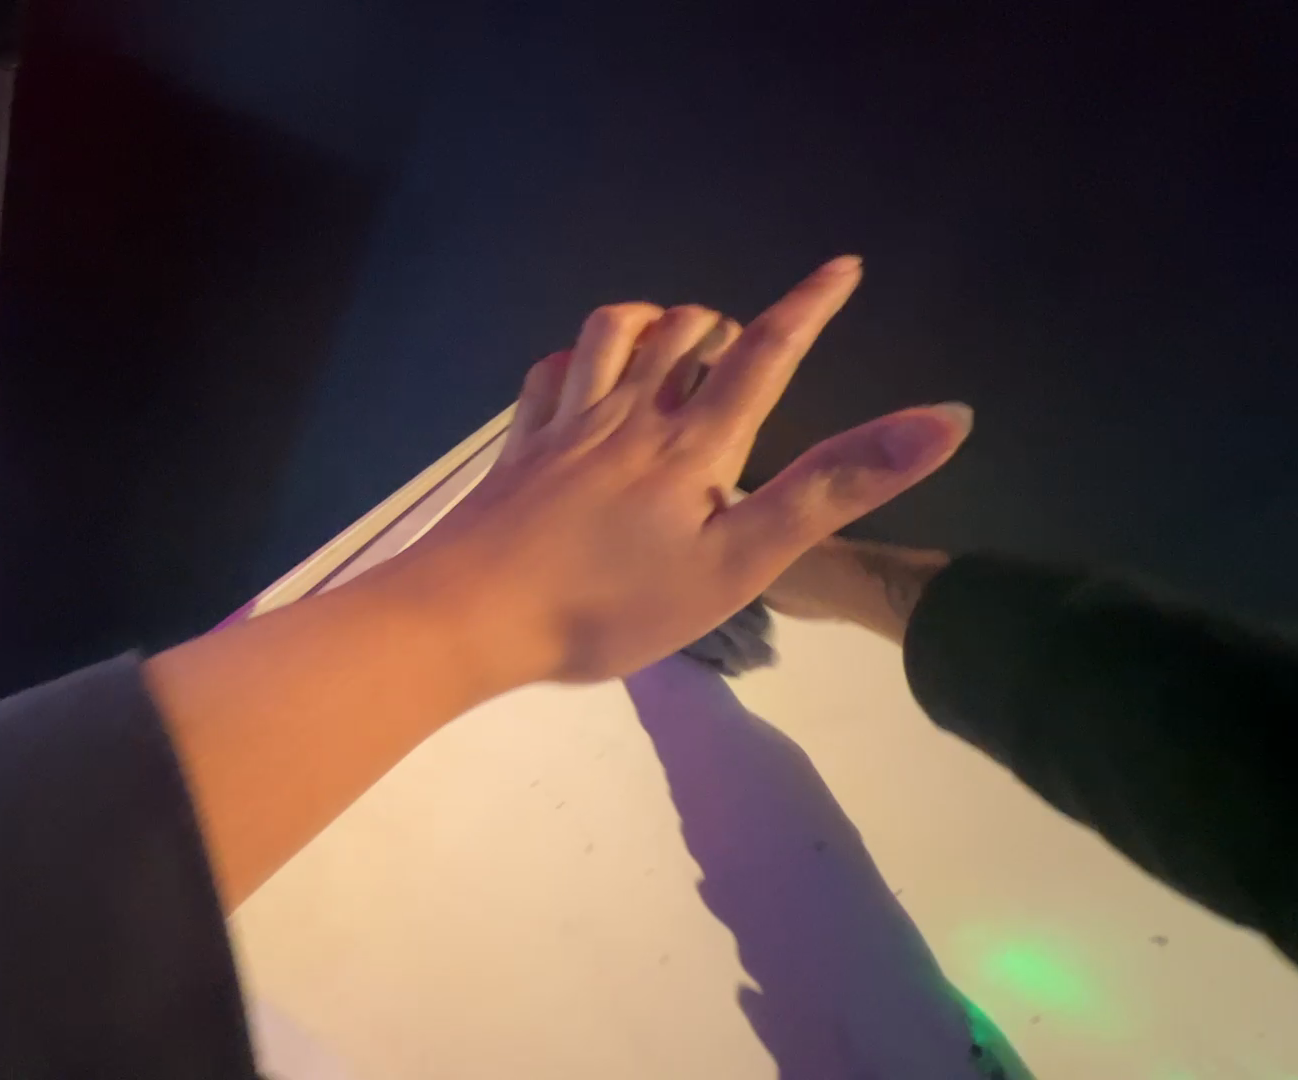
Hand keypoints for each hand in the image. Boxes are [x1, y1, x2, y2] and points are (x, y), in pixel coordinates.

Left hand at [406, 256, 972, 684]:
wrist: (477, 612)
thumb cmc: (609, 603)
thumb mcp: (737, 563)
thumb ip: (830, 488)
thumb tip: (943, 417)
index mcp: (688, 447)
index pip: (762, 356)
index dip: (807, 308)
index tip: (840, 267)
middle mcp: (626, 417)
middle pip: (680, 335)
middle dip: (719, 321)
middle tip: (738, 337)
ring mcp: (563, 427)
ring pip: (609, 337)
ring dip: (647, 319)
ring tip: (667, 332)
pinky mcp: (517, 447)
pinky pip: (545, 375)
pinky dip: (571, 357)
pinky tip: (577, 368)